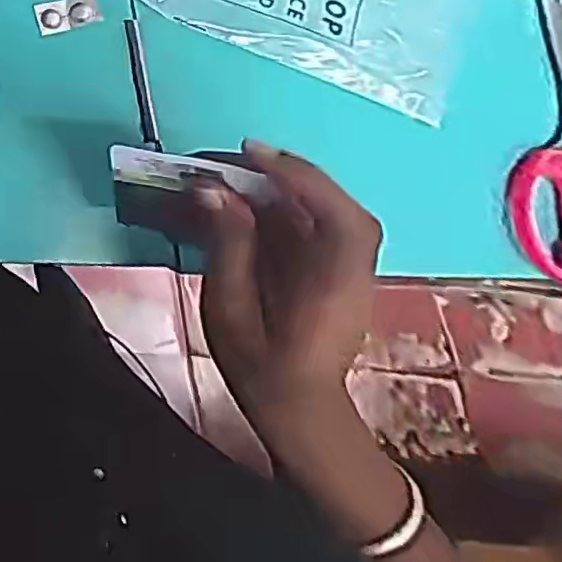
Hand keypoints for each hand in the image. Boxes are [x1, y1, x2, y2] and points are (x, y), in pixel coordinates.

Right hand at [193, 140, 380, 422]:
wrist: (297, 409)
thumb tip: (212, 191)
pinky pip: (301, 222)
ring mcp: (339, 265)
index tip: (249, 152)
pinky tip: (236, 198)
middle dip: (274, 173)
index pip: (338, 216)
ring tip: (219, 173)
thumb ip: (227, 246)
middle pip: (326, 204)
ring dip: (268, 184)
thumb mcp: (231, 307)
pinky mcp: (323, 266)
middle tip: (219, 161)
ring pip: (312, 209)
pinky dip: (269, 201)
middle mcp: (349, 266)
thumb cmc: (260, 365)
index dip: (298, 176)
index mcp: (335, 283)